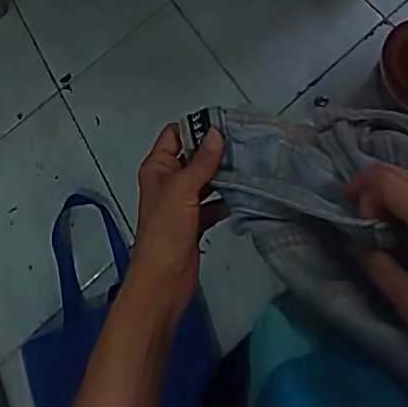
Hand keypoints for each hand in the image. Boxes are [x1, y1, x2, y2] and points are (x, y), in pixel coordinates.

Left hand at [71, 127, 222, 406]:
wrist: (163, 284)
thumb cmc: (165, 234)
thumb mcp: (183, 190)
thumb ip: (202, 161)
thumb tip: (217, 132)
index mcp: (158, 168)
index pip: (176, 133)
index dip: (196, 125)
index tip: (224, 122)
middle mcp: (169, 181)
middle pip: (194, 154)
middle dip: (216, 148)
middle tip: (244, 141)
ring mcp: (182, 201)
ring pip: (206, 177)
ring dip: (224, 172)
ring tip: (249, 162)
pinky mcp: (195, 220)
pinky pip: (214, 200)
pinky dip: (227, 196)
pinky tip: (244, 192)